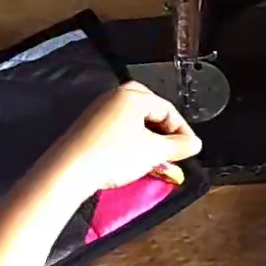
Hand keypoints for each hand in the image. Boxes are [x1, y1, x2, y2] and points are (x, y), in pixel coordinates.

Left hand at [38, 81, 202, 198]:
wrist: (70, 169)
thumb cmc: (114, 156)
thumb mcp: (153, 152)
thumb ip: (178, 146)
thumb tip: (195, 144)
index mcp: (132, 96)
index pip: (167, 108)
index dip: (182, 129)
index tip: (190, 148)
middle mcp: (113, 96)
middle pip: (147, 105)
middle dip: (162, 124)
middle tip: (171, 143)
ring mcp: (97, 109)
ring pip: (130, 115)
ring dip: (145, 131)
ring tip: (154, 151)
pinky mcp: (86, 125)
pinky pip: (115, 124)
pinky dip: (128, 135)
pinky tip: (130, 153)